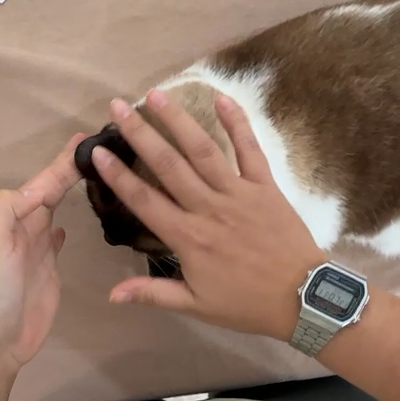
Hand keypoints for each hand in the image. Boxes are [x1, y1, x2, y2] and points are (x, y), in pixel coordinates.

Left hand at [0, 135, 85, 373]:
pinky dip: (64, 225)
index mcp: (9, 218)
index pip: (41, 183)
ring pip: (53, 211)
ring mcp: (36, 252)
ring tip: (91, 175)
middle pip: (48, 191)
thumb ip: (8, 207)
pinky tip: (69, 221)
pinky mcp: (47, 273)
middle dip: (68, 170)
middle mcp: (23, 230)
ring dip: (67, 192)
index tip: (88, 138)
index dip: (62, 162)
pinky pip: (57, 240)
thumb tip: (37, 189)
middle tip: (99, 149)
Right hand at [91, 90, 324, 339]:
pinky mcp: (265, 187)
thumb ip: (153, 294)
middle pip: (168, 165)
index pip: (144, 200)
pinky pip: (250, 149)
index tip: (97, 151)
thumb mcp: (195, 306)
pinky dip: (237, 123)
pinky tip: (221, 99)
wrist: (301, 299)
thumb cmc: (245, 305)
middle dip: (140, 134)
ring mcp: (238, 193)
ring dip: (178, 120)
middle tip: (118, 107)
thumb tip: (112, 295)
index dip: (118, 175)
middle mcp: (208, 208)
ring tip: (156, 94)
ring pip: (203, 150)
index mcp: (187, 238)